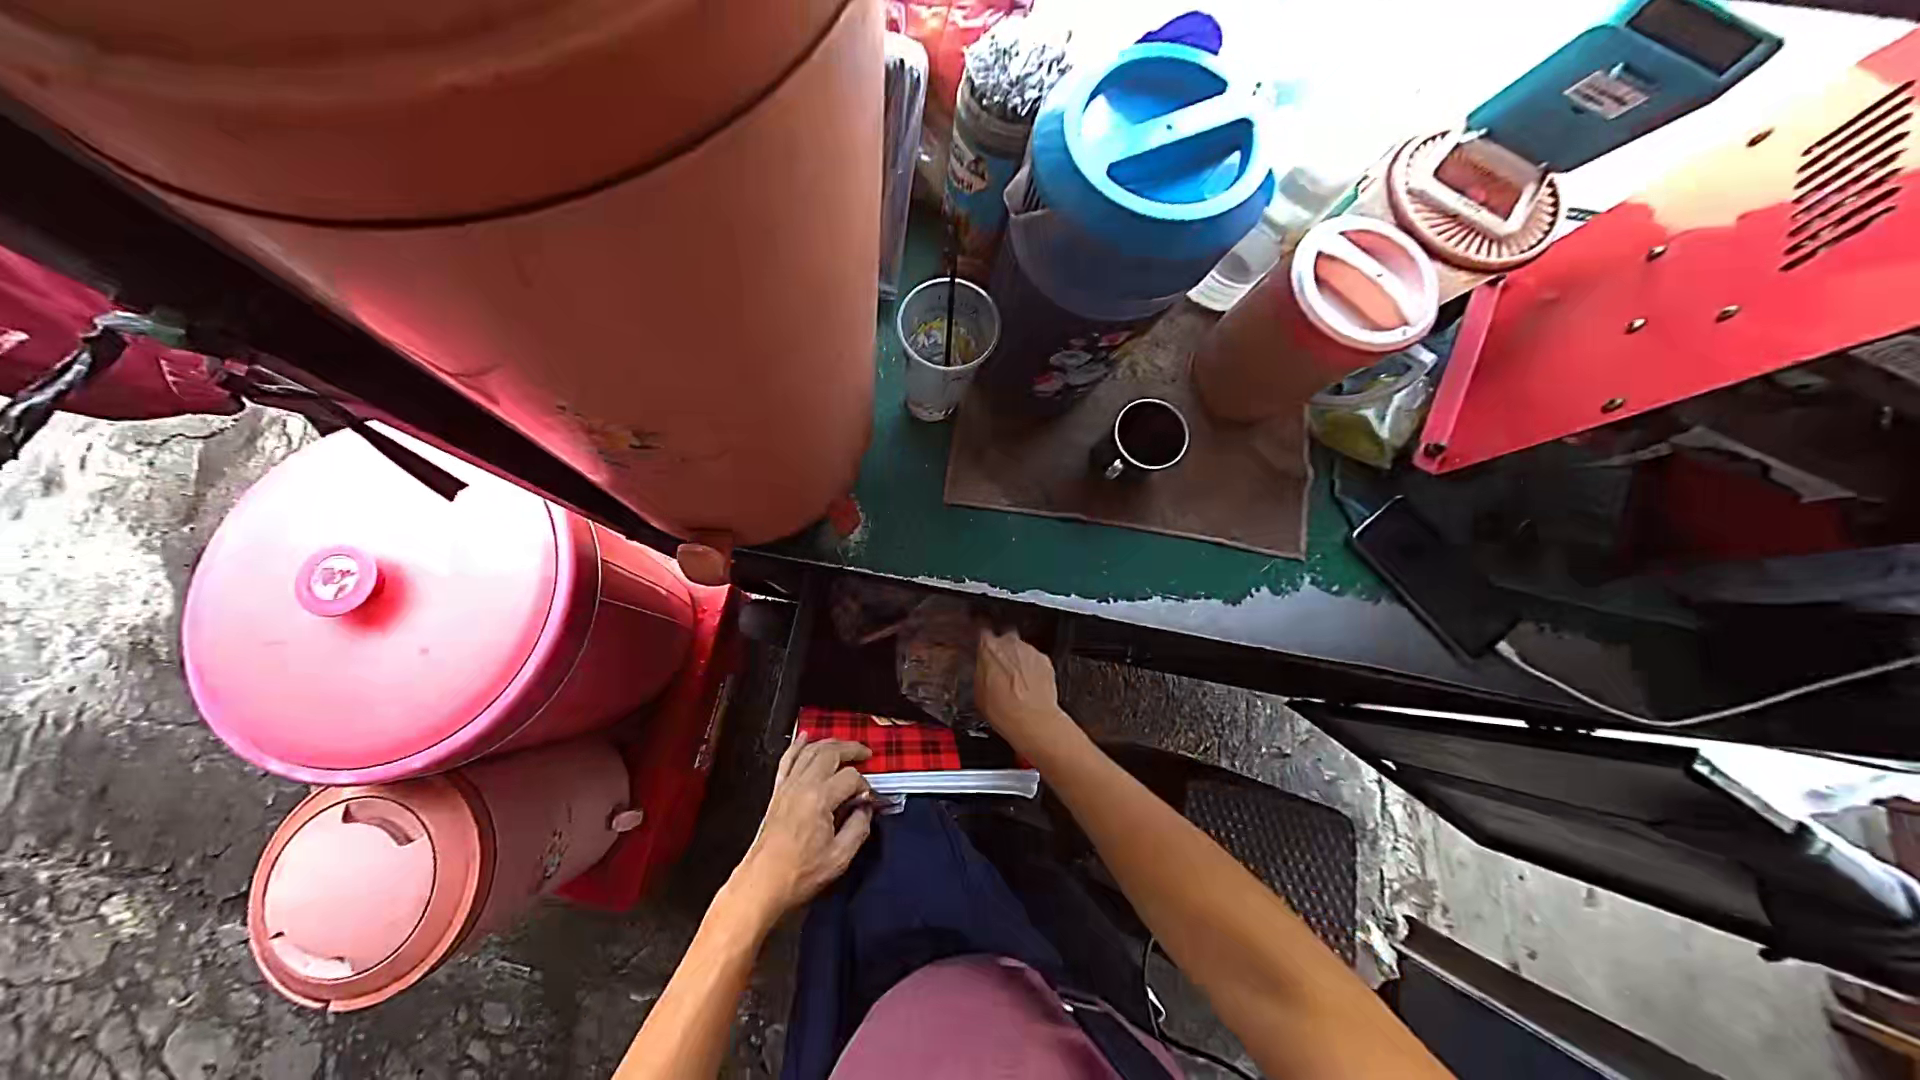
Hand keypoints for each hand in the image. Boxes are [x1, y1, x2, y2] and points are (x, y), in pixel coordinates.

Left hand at [727, 733, 874, 920]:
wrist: (762, 884)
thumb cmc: (799, 873)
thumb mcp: (840, 857)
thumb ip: (859, 828)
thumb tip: (865, 809)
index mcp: (819, 799)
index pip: (851, 778)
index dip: (865, 786)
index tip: (868, 801)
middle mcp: (802, 786)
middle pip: (830, 753)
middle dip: (851, 749)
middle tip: (866, 753)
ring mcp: (787, 787)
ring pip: (810, 751)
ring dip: (829, 743)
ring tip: (845, 745)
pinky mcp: (777, 793)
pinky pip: (787, 760)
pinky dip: (797, 746)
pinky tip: (804, 737)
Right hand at [976, 628, 1074, 749]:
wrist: (1032, 720)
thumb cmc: (1004, 710)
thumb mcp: (978, 692)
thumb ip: (980, 672)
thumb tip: (982, 671)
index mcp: (988, 648)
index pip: (982, 633)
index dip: (983, 643)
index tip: (983, 650)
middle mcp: (1010, 644)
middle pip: (1004, 640)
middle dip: (1003, 653)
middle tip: (1000, 672)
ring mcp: (1029, 651)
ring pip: (1021, 650)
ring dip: (1018, 662)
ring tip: (1016, 684)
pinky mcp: (1045, 660)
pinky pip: (1036, 660)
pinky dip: (1033, 670)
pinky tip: (1029, 687)